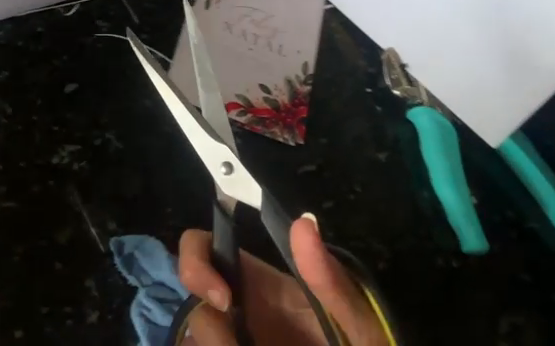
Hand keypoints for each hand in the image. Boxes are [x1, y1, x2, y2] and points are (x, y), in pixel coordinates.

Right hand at [177, 216, 387, 345]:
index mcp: (260, 288)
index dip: (196, 261)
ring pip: (196, 340)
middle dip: (210, 331)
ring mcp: (234, 341)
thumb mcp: (360, 330)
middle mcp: (237, 314)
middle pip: (193, 305)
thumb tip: (304, 221)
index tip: (222, 299)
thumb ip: (332, 284)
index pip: (204, 247)